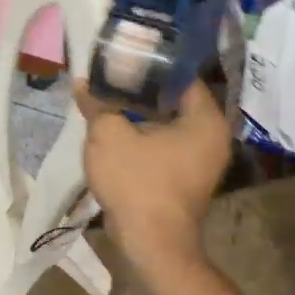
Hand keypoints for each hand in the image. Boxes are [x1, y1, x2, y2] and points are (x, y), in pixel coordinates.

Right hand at [72, 81, 232, 261]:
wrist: (151, 240)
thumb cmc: (137, 180)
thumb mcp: (108, 134)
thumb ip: (98, 103)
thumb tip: (83, 83)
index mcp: (204, 120)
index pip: (180, 76)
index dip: (149, 63)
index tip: (121, 54)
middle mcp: (211, 136)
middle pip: (172, 98)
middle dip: (138, 87)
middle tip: (107, 73)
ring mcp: (200, 158)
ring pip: (165, 121)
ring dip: (136, 111)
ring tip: (104, 96)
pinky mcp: (184, 175)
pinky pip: (163, 141)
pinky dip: (141, 131)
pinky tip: (113, 126)